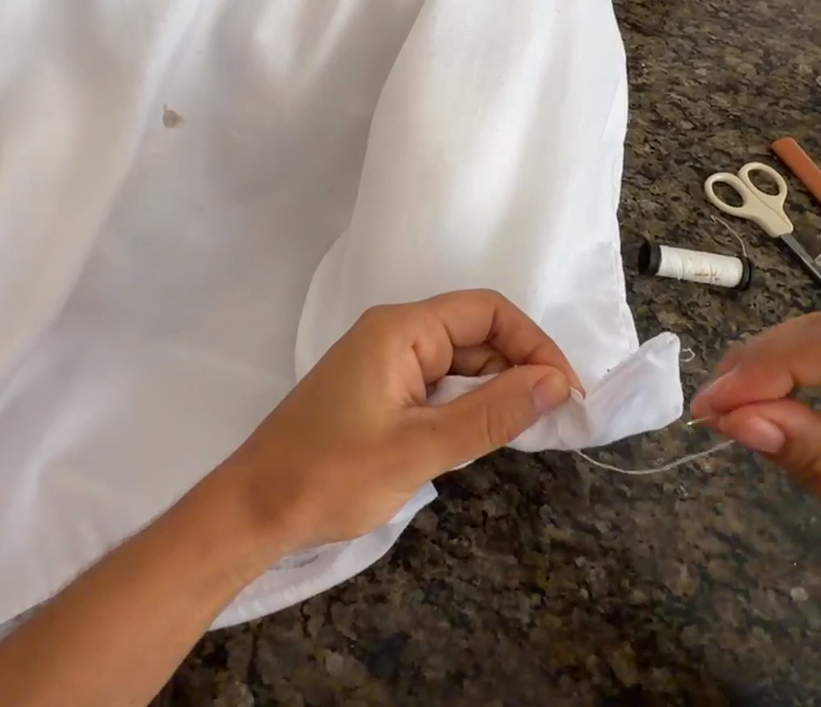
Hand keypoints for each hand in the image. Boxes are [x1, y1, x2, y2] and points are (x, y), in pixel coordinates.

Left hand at [217, 290, 578, 552]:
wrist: (255, 509)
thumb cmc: (331, 475)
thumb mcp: (421, 447)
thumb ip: (491, 413)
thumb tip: (556, 383)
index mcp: (400, 330)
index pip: (487, 312)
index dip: (533, 344)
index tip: (565, 391)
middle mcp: (393, 334)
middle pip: (475, 334)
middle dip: (518, 370)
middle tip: (553, 421)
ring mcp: (383, 362)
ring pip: (458, 362)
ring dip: (494, 391)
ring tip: (526, 433)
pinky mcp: (378, 391)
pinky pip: (436, 385)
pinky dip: (465, 405)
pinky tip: (481, 436)